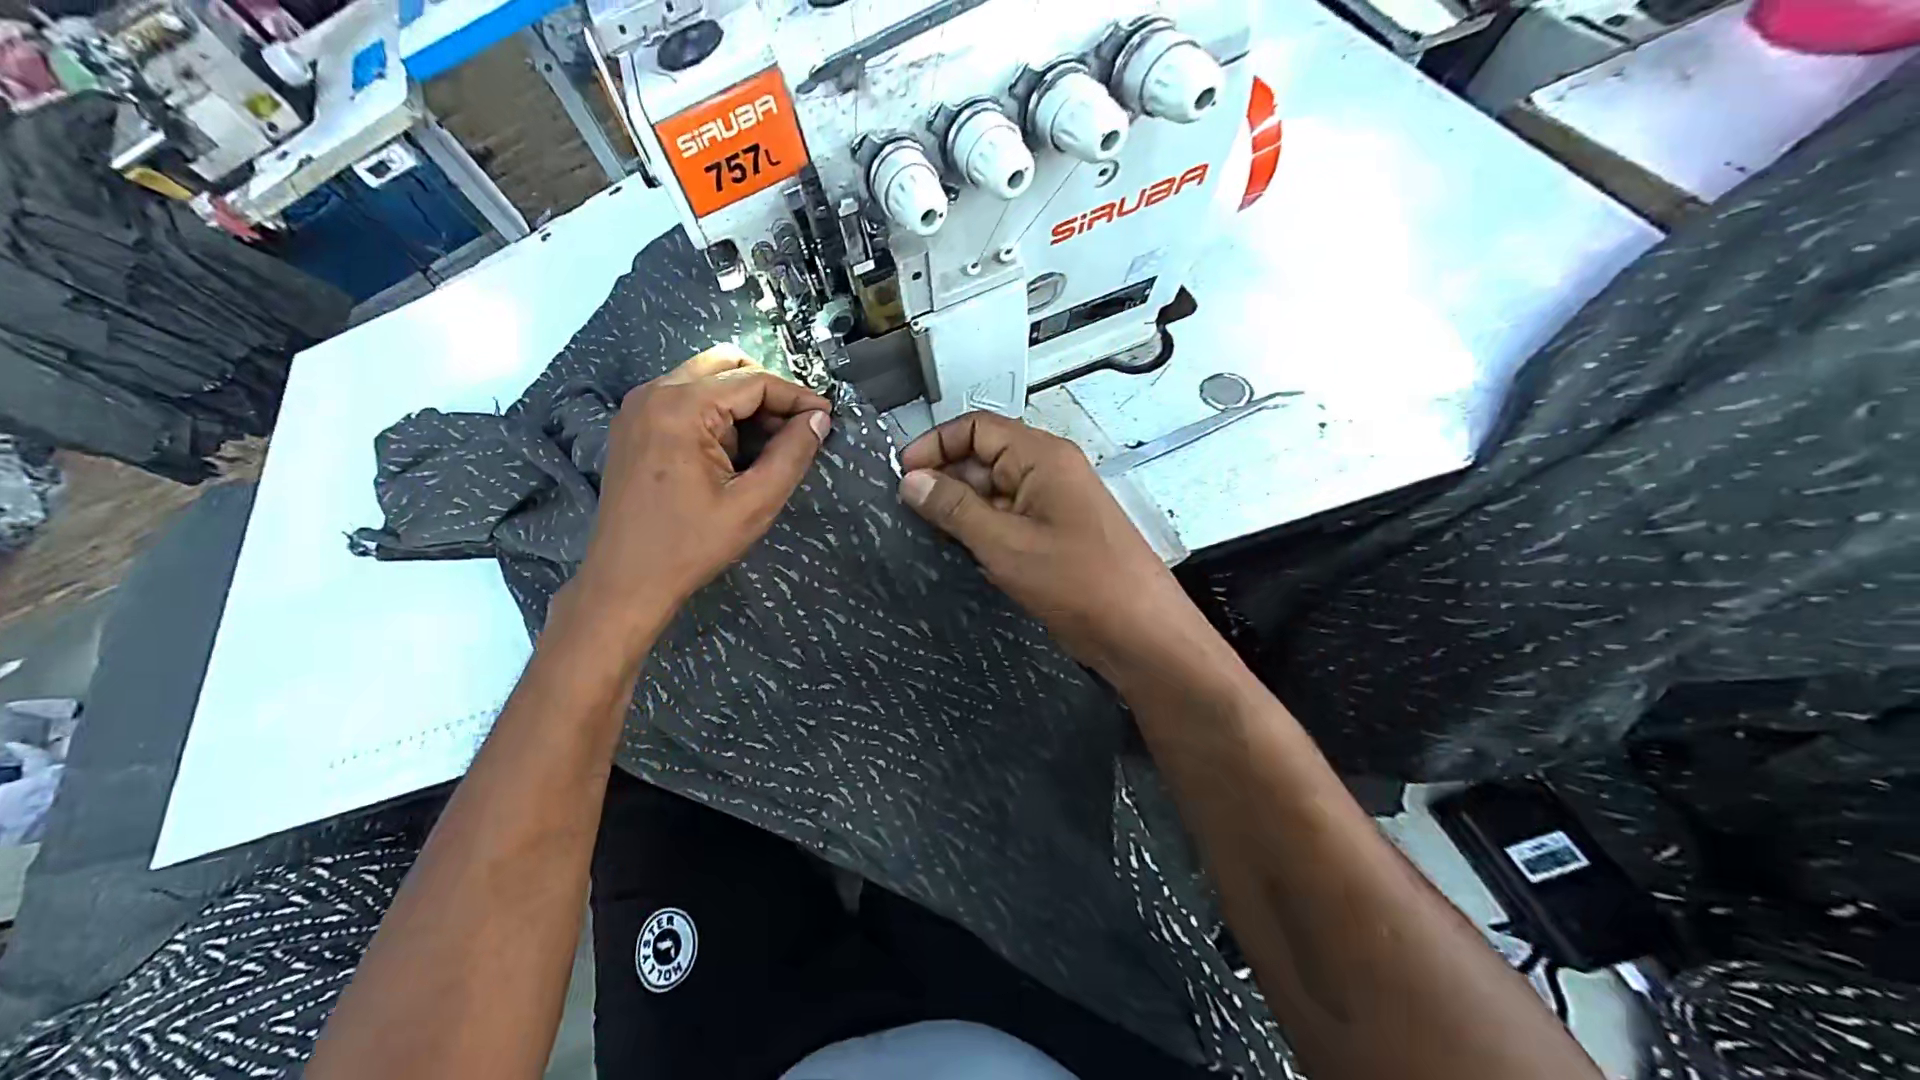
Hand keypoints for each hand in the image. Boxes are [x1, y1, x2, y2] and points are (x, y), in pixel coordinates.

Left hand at [572, 344, 830, 643]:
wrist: (626, 579)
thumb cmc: (691, 545)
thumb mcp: (755, 502)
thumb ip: (792, 455)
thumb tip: (818, 420)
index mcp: (681, 408)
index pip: (753, 381)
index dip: (796, 397)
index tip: (826, 419)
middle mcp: (653, 393)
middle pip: (726, 366)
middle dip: (768, 393)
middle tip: (794, 430)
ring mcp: (637, 407)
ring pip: (706, 379)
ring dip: (743, 403)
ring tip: (766, 447)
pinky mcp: (633, 425)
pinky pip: (685, 398)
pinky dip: (717, 413)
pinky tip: (732, 453)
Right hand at [897, 411, 1203, 676]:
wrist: (1140, 633)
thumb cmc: (1081, 583)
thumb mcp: (1004, 543)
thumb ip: (953, 508)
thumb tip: (913, 480)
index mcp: (1042, 457)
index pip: (976, 428)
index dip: (935, 444)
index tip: (903, 474)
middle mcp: (1049, 471)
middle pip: (983, 457)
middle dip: (945, 480)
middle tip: (910, 512)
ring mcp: (1054, 504)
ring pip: (994, 491)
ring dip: (962, 510)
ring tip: (932, 536)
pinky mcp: (1055, 534)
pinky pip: (1009, 518)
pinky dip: (984, 530)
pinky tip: (964, 553)